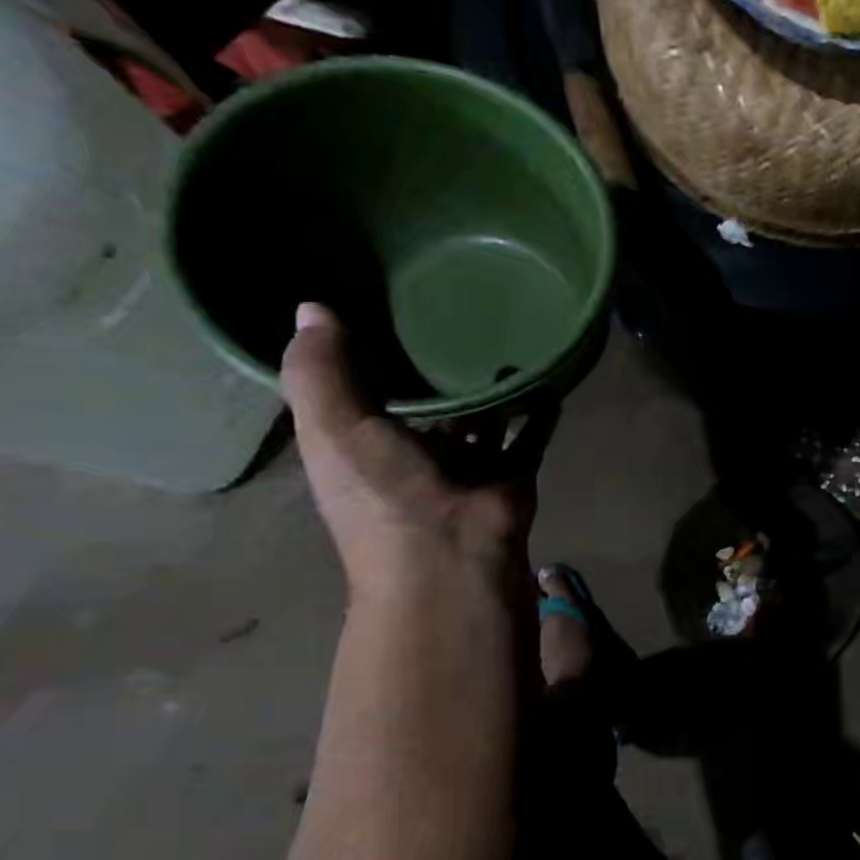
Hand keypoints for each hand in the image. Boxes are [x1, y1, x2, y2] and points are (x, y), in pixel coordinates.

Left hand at [280, 302, 556, 600]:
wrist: (452, 554)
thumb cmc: (383, 493)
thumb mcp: (331, 427)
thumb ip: (319, 371)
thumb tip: (310, 305)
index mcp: (360, 444)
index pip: (359, 389)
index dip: (363, 352)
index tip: (375, 304)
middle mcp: (414, 452)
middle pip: (427, 402)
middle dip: (436, 367)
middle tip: (451, 310)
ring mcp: (469, 463)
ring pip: (482, 417)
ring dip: (492, 388)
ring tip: (506, 337)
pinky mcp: (513, 472)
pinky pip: (530, 435)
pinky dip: (541, 413)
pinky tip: (549, 381)